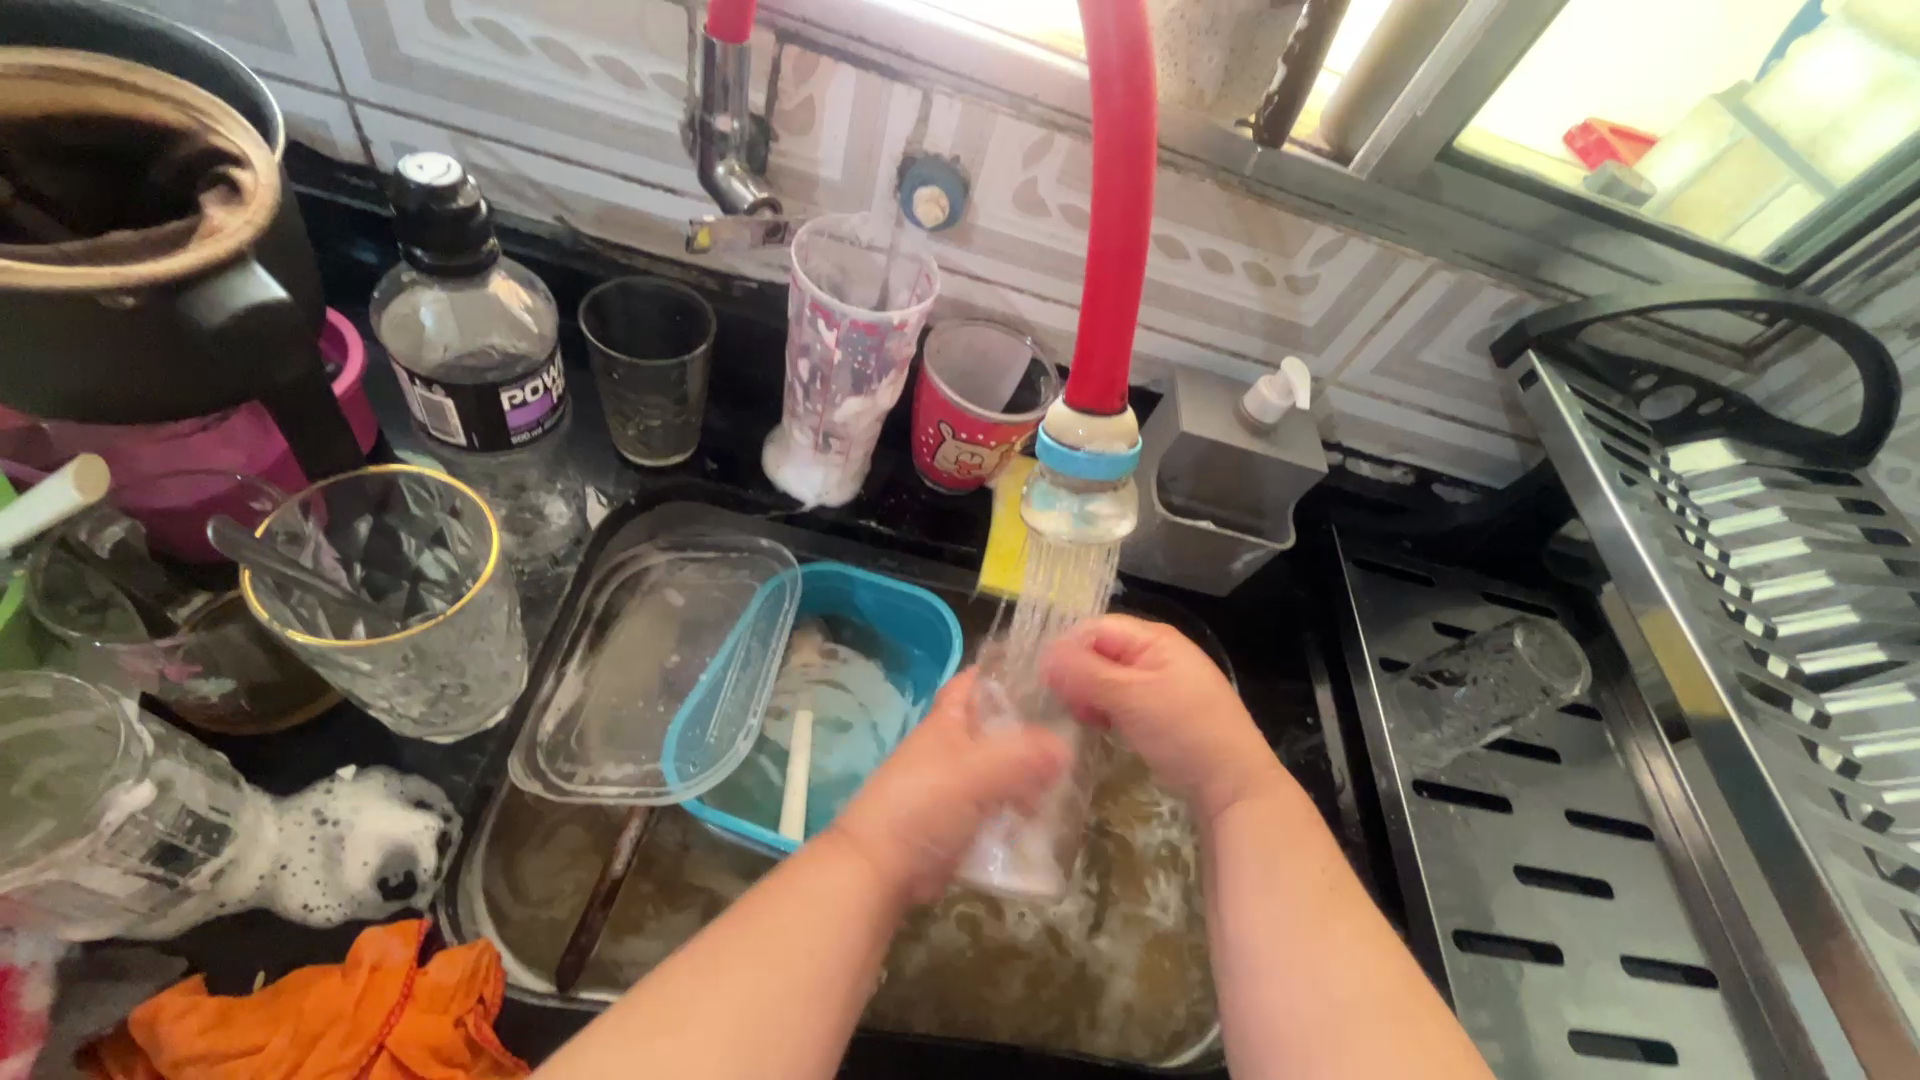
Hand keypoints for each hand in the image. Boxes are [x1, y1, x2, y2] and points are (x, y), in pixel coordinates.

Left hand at [824, 670, 1068, 905]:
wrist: (882, 869)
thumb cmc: (922, 805)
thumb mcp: (974, 773)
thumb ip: (1021, 757)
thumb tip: (1066, 746)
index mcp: (947, 723)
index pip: (974, 683)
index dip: (1003, 672)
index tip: (1046, 672)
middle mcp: (953, 749)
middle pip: (997, 729)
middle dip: (1032, 730)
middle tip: (1077, 731)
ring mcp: (958, 788)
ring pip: (1003, 771)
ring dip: (1031, 776)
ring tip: (1073, 778)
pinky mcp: (963, 823)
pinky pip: (1001, 809)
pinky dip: (1022, 811)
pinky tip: (1051, 816)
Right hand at [1042, 614, 1290, 823]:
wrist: (1232, 784)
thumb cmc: (1185, 732)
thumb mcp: (1132, 698)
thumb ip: (1087, 673)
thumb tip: (1045, 657)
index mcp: (1154, 638)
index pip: (1095, 628)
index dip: (1068, 649)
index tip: (1046, 680)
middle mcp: (1154, 653)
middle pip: (1098, 651)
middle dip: (1076, 674)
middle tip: (1066, 704)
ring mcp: (1156, 682)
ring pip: (1104, 676)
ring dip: (1088, 694)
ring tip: (1083, 718)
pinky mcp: (1154, 710)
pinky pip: (1117, 698)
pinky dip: (1103, 709)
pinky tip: (1099, 726)